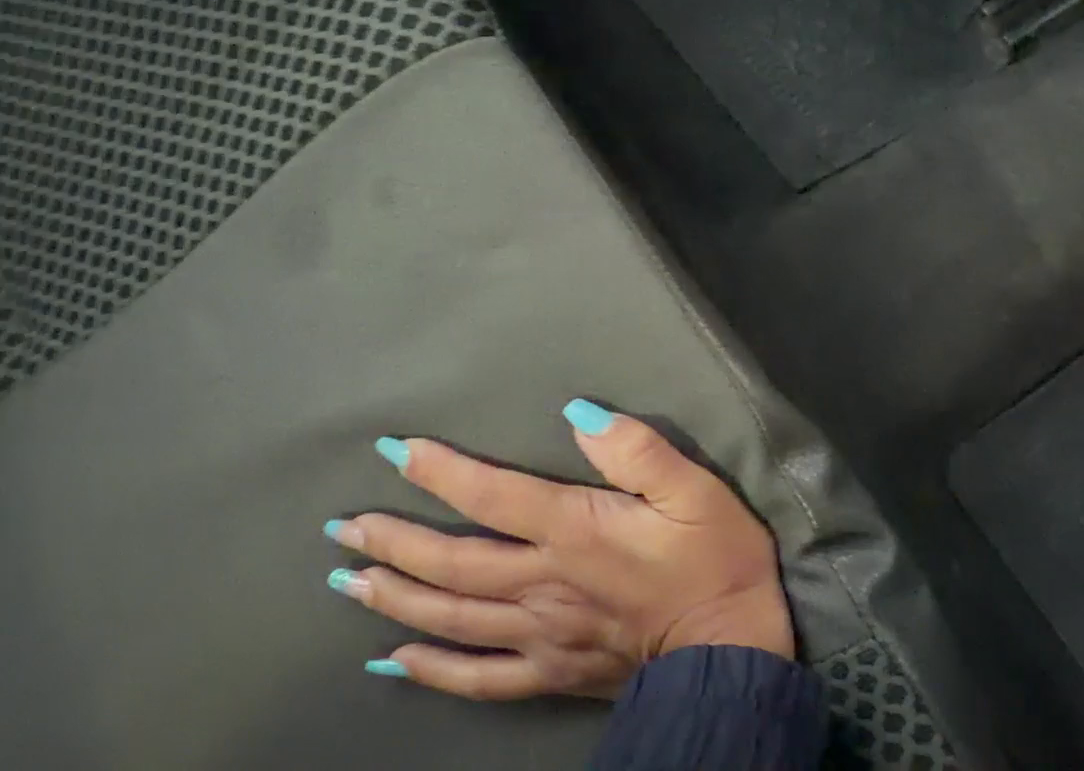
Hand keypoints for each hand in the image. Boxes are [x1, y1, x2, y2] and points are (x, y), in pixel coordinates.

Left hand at [324, 399, 792, 700]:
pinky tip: (394, 661)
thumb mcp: (696, 489)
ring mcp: (540, 634)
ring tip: (348, 581)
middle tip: (344, 527)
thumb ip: (639, 451)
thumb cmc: (717, 559)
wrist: (730, 648)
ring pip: (450, 616)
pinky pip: (476, 678)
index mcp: (575, 533)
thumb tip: (581, 414)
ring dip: (395, 596)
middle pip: (452, 560)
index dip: (443, 471)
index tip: (394, 451)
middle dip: (394, 539)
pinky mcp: (551, 672)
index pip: (494, 496)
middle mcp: (542, 583)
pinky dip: (430, 670)